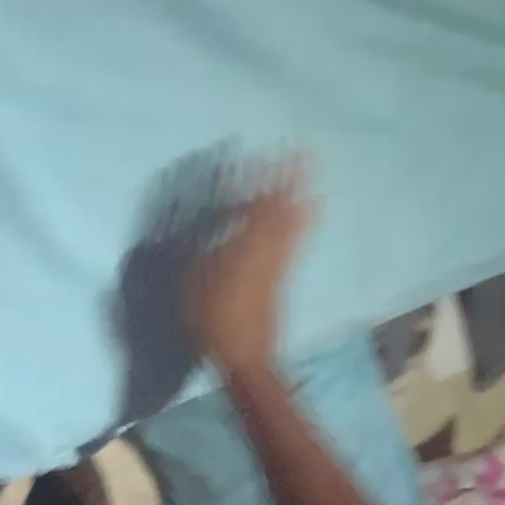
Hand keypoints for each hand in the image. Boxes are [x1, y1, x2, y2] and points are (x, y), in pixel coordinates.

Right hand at [188, 154, 314, 370]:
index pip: (255, 205)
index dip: (259, 179)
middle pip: (282, 206)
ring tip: (308, 168)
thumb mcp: (196, 283)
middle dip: (290, 177)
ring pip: (293, 219)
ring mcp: (279, 262)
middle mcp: (268, 248)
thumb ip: (205, 249)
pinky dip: (302, 218)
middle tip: (301, 148)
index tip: (261, 154)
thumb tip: (214, 224)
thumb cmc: (213, 320)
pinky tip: (309, 208)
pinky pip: (295, 238)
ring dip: (300, 192)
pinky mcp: (282, 275)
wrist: (247, 355)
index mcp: (244, 247)